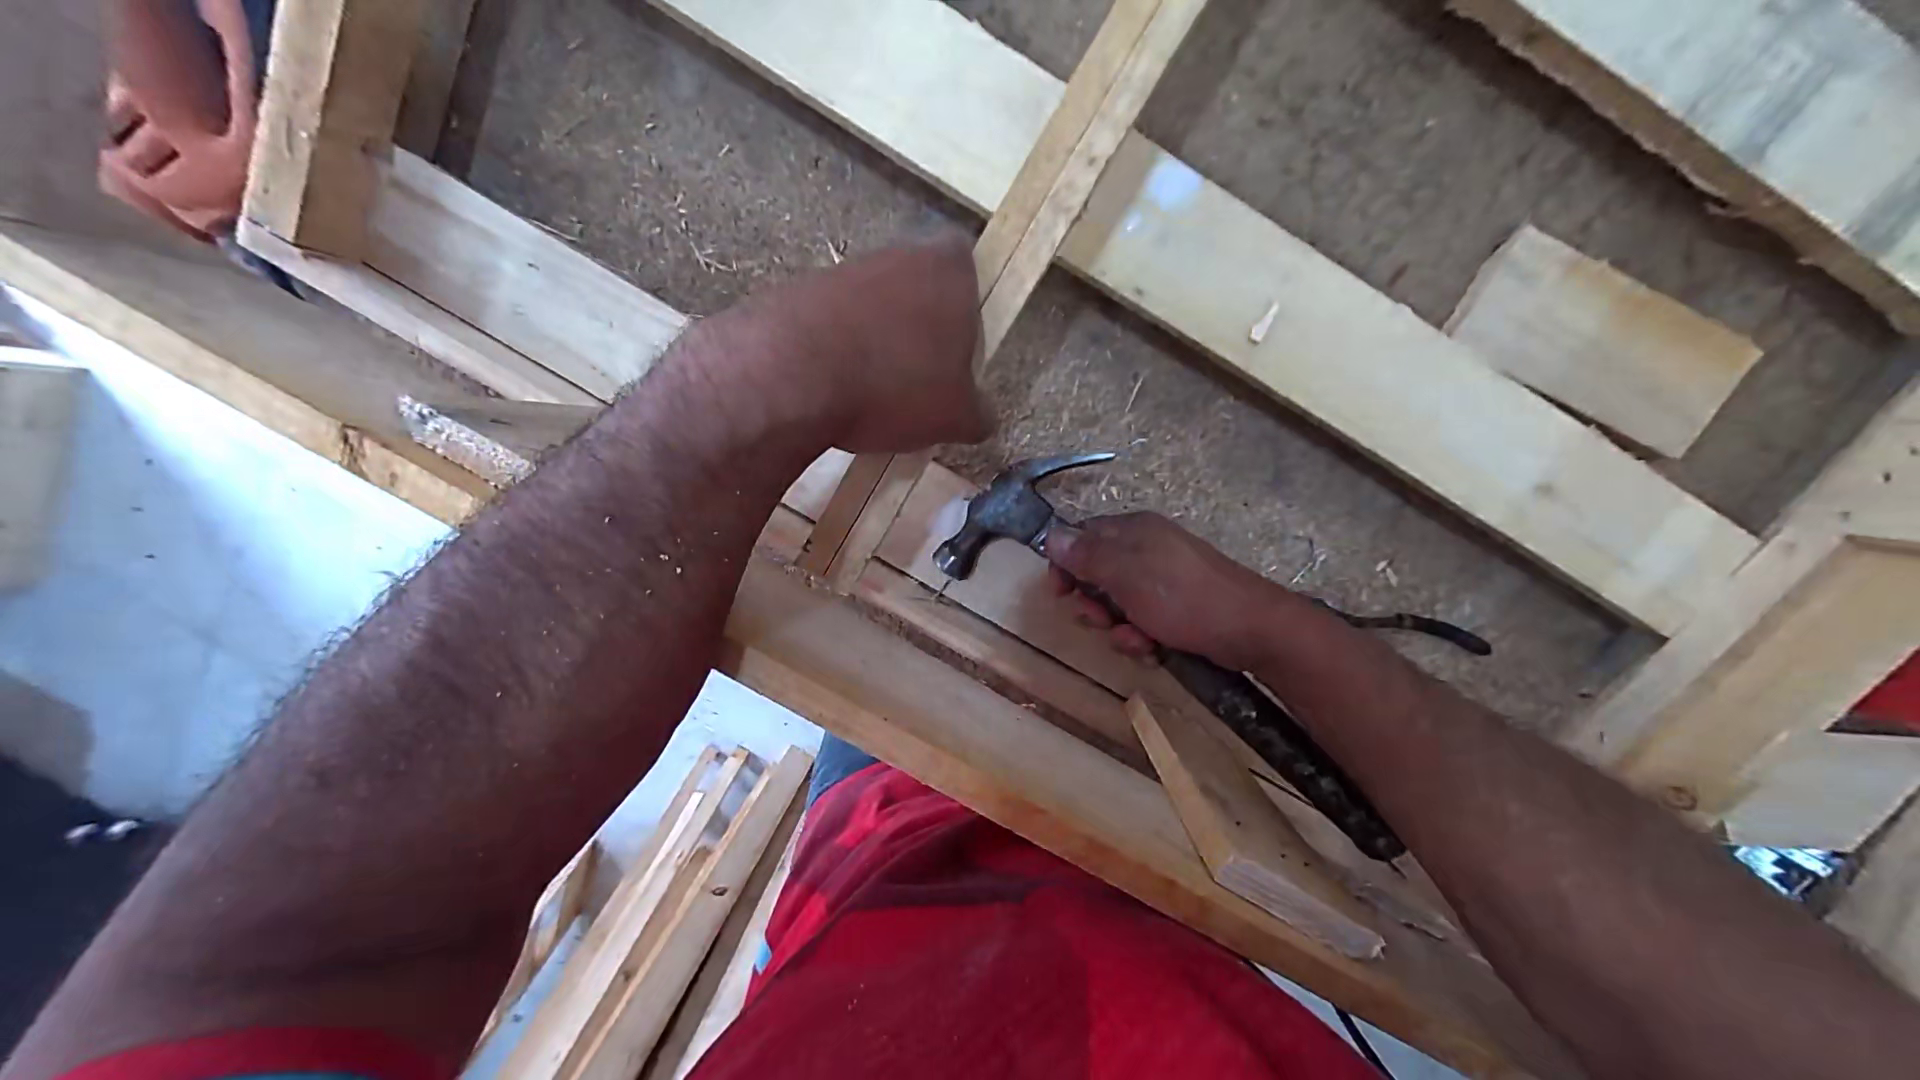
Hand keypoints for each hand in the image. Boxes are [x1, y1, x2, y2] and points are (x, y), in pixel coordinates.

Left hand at [728, 238, 991, 453]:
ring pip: (873, 306)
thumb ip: (979, 413)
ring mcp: (843, 269)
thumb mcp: (956, 417)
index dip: (967, 307)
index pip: (967, 267)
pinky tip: (834, 389)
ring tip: (872, 394)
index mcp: (947, 268)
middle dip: (920, 330)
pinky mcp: (798, 290)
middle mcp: (897, 253)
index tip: (959, 349)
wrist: (791, 376)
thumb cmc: (895, 386)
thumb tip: (981, 417)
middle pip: (918, 289)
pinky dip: (837, 351)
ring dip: (877, 342)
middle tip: (920, 380)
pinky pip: (832, 323)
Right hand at [1043, 513, 1303, 671]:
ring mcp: (1163, 578)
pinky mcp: (1177, 605)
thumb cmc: (1182, 597)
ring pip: (1118, 603)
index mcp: (1132, 530)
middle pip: (1097, 573)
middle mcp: (1146, 548)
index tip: (1060, 592)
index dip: (1065, 564)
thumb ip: (1086, 555)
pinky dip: (1141, 636)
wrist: (1250, 629)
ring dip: (1118, 626)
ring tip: (1136, 639)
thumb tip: (1051, 535)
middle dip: (1094, 603)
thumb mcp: (1125, 574)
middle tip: (1100, 620)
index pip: (1081, 536)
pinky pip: (1142, 619)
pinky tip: (1152, 648)